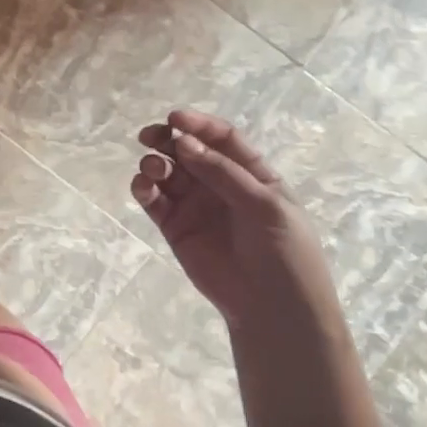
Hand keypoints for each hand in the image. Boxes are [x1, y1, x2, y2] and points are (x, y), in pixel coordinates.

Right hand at [130, 110, 341, 332]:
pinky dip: (144, 189)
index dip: (199, 125)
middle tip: (149, 136)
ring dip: (155, 163)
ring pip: (167, 173)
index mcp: (250, 174)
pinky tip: (143, 188)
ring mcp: (195, 205)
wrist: (272, 308)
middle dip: (167, 139)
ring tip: (153, 171)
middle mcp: (219, 184)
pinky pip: (154, 200)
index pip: (222, 139)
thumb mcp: (264, 206)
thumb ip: (222, 173)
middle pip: (188, 150)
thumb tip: (182, 142)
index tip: (174, 119)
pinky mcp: (174, 227)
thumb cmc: (283, 252)